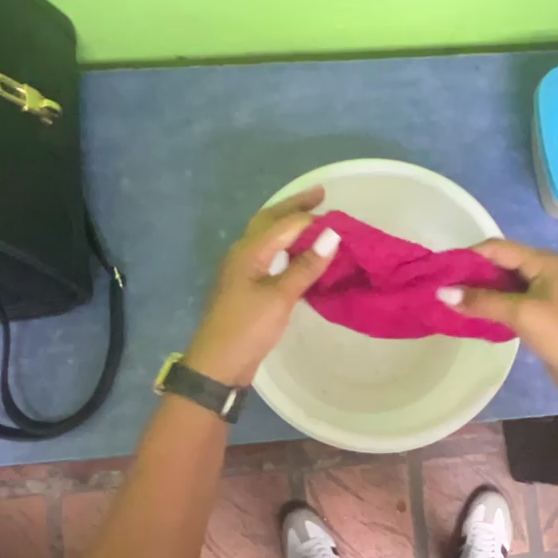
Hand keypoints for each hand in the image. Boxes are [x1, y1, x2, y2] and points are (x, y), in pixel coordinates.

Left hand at [183, 187, 339, 386]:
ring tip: (312, 217)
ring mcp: (242, 270)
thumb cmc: (248, 328)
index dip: (311, 218)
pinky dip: (285, 246)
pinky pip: (268, 254)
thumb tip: (331, 234)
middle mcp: (243, 253)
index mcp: (249, 251)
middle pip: (269, 220)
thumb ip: (305, 266)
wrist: (218, 364)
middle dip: (294, 206)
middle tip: (320, 194)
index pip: (284, 223)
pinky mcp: (246, 287)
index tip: (340, 216)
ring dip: (288, 224)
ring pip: (267, 236)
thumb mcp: (280, 297)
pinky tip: (298, 253)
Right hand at [439, 240, 557, 396]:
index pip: (497, 248)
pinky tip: (471, 315)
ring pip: (503, 285)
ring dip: (479, 292)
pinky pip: (509, 303)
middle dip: (470, 274)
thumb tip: (441, 292)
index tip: (439, 269)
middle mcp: (544, 271)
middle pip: (499, 264)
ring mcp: (543, 294)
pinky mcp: (541, 315)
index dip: (467, 255)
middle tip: (440, 287)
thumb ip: (481, 301)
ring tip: (449, 301)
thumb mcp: (521, 313)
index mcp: (543, 261)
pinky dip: (490, 306)